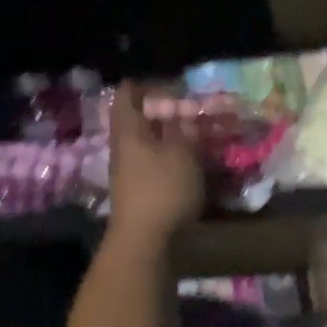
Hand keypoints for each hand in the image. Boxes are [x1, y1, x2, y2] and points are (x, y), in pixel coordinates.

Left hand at [107, 81, 202, 246]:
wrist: (146, 241)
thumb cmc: (163, 190)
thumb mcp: (184, 154)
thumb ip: (187, 130)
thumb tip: (187, 115)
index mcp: (129, 128)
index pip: (129, 92)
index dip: (151, 86)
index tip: (178, 90)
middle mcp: (124, 146)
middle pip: (141, 120)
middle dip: (168, 116)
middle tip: (196, 118)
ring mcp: (130, 172)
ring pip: (151, 145)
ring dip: (174, 142)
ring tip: (202, 144)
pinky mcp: (141, 193)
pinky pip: (157, 168)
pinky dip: (175, 164)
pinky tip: (195, 170)